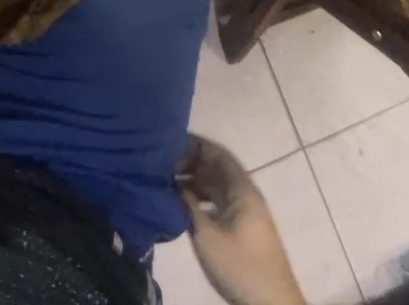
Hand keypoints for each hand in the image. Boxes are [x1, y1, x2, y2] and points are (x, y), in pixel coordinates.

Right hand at [178, 135, 305, 304]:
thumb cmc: (241, 268)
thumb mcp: (207, 235)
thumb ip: (187, 204)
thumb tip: (171, 182)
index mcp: (243, 192)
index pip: (219, 154)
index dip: (196, 143)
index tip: (169, 141)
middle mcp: (246, 197)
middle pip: (217, 168)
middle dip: (190, 161)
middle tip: (162, 163)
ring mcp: (245, 214)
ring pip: (216, 186)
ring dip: (193, 180)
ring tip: (166, 180)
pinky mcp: (241, 229)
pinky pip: (218, 202)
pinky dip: (200, 197)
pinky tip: (182, 203)